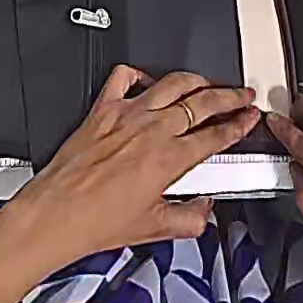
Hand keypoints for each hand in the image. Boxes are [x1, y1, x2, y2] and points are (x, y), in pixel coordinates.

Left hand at [0, 67, 257, 302]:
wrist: (52, 216)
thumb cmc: (94, 223)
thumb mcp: (152, 229)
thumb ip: (188, 218)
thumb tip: (203, 211)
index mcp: (170, 159)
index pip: (217, 134)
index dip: (240, 124)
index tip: (249, 118)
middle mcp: (153, 130)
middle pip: (204, 100)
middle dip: (231, 96)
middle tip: (242, 95)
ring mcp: (129, 114)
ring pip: (174, 83)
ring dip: (198, 80)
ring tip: (208, 83)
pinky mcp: (104, 108)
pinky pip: (126, 77)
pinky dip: (142, 73)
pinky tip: (150, 80)